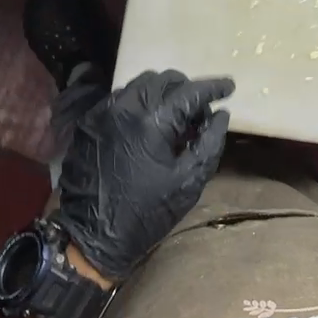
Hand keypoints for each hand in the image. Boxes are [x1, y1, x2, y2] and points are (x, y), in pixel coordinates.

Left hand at [55, 70, 233, 280]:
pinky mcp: (87, 123)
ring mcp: (101, 113)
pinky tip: (146, 124)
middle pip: (163, 80)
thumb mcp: (189, 182)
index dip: (214, 87)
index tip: (229, 87)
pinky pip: (119, 99)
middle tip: (198, 113)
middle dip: (186, 90)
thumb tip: (221, 115)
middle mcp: (124, 108)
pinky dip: (139, 103)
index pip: (190, 92)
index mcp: (152, 122)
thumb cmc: (147, 213)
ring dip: (161, 94)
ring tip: (172, 118)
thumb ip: (210, 143)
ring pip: (139, 85)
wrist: (91, 237)